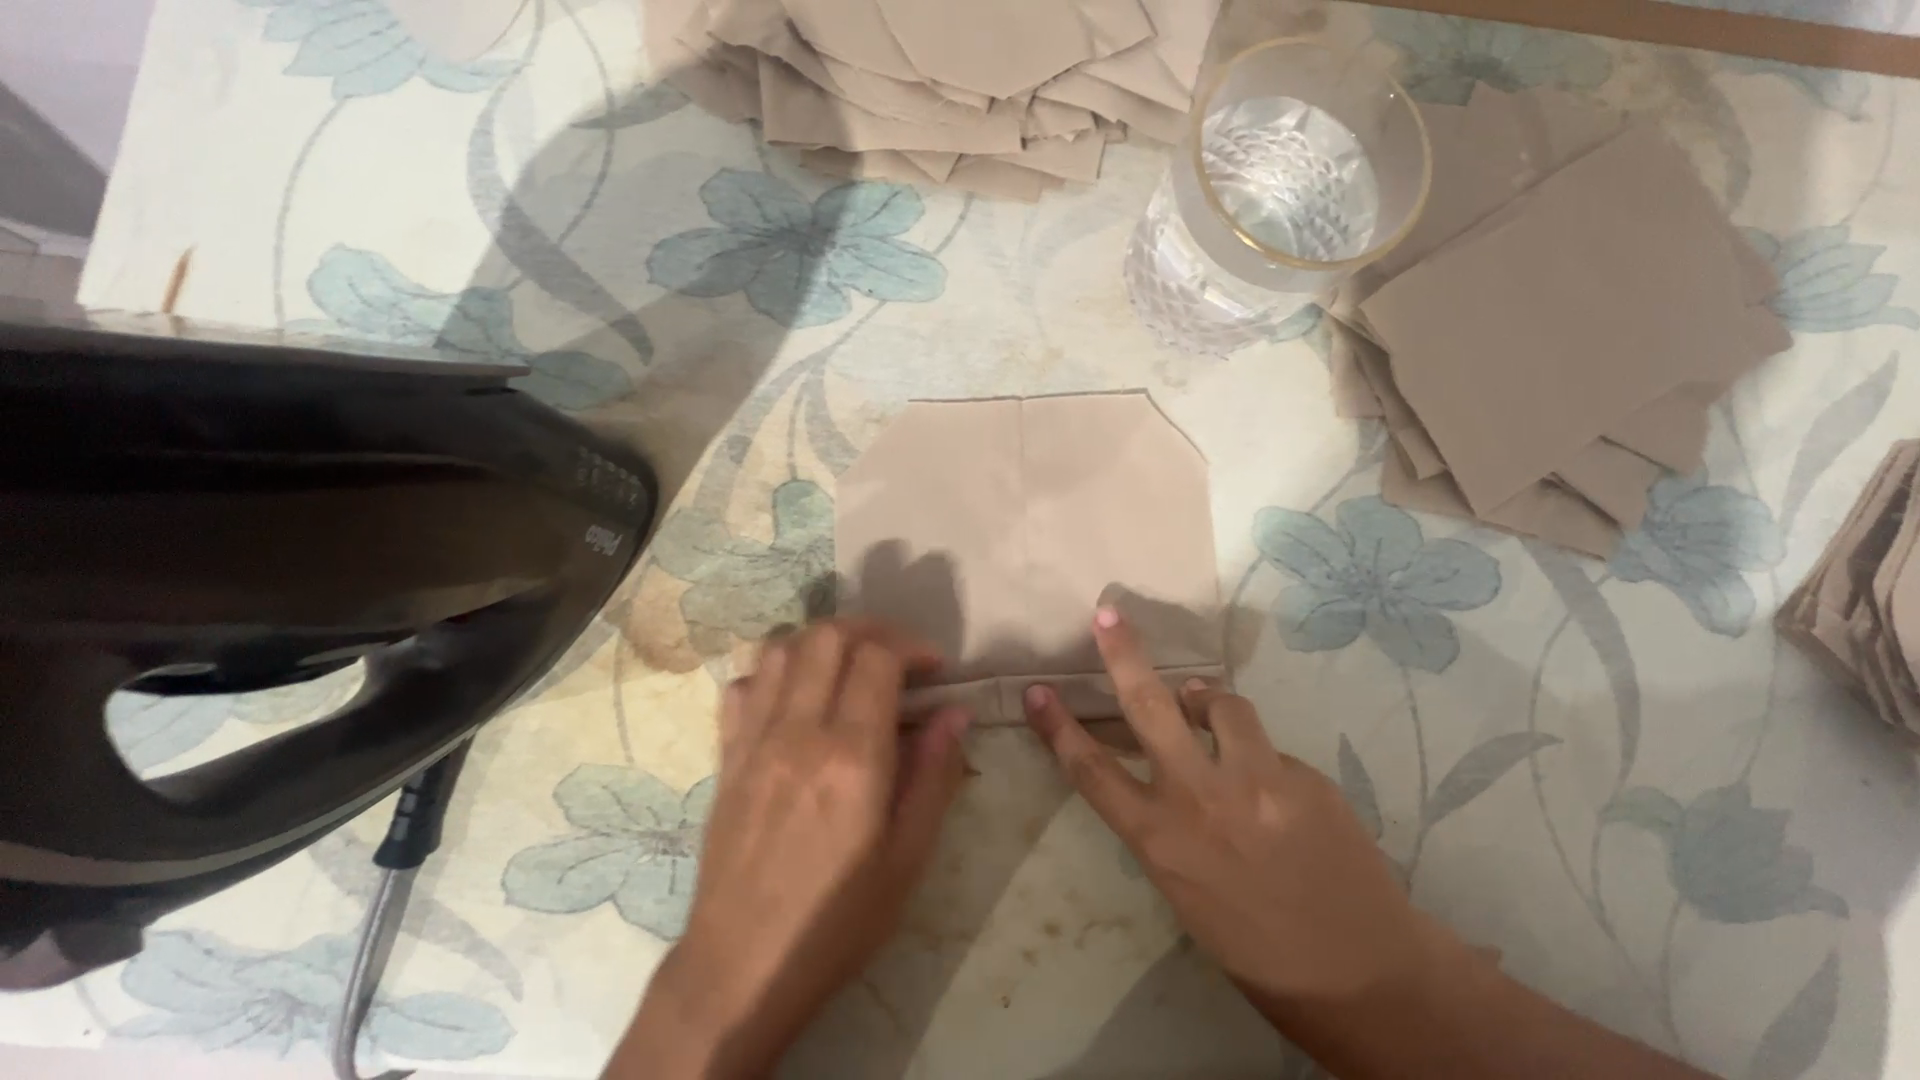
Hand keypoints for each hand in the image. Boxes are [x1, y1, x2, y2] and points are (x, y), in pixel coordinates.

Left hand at [608, 619, 971, 1079]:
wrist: (742, 965)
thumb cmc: (838, 921)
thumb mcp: (907, 858)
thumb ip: (934, 775)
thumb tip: (955, 713)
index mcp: (850, 757)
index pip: (877, 658)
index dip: (912, 647)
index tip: (935, 670)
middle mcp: (797, 732)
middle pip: (826, 636)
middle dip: (871, 630)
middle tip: (899, 657)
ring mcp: (753, 740)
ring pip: (780, 648)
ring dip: (821, 642)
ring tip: (850, 669)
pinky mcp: (726, 757)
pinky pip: (743, 685)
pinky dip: (774, 671)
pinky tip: (796, 699)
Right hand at [1021, 606, 1463, 1006]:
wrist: (1360, 973)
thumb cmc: (1256, 949)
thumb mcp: (1185, 892)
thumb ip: (1168, 826)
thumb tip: (1173, 767)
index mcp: (1159, 840)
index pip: (1092, 771)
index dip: (1058, 728)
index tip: (1036, 691)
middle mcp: (1200, 800)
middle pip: (1150, 707)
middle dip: (1125, 654)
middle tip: (1109, 612)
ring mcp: (1257, 782)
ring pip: (1222, 705)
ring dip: (1208, 699)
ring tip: (1208, 706)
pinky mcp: (1304, 777)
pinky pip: (1270, 748)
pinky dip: (1260, 755)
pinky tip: (1277, 789)